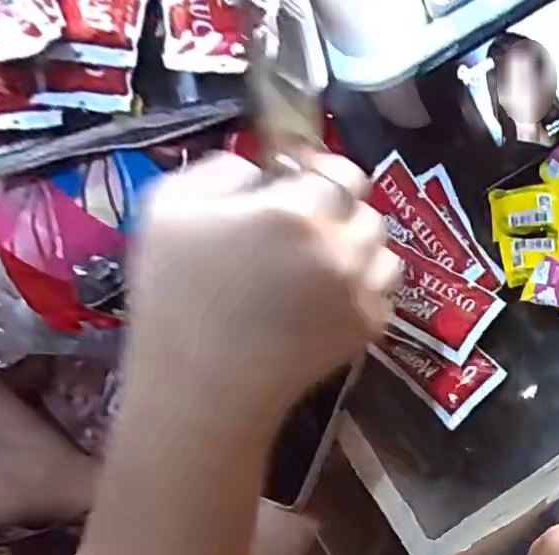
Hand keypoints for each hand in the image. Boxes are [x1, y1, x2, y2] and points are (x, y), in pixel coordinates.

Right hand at [122, 151, 400, 434]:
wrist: (212, 379)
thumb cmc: (179, 291)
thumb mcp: (172, 204)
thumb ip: (228, 171)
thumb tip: (268, 170)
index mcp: (298, 214)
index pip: (345, 175)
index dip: (326, 173)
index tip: (304, 179)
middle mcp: (344, 252)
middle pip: (370, 215)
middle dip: (343, 212)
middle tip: (310, 225)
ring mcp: (364, 294)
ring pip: (386, 255)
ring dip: (362, 250)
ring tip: (324, 261)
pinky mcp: (372, 328)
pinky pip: (383, 294)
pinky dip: (364, 288)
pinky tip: (329, 297)